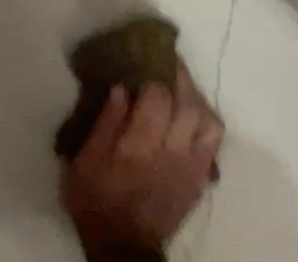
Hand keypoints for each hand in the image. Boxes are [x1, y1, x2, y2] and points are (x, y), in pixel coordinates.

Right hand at [61, 66, 223, 256]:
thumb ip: (105, 123)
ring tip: (181, 85)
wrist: (122, 245)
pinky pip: (213, 143)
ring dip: (197, 98)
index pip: (159, 98)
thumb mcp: (85, 160)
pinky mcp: (199, 179)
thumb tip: (120, 88)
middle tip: (167, 60)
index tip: (147, 54)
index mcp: (139, 146)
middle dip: (180, 77)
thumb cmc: (94, 198)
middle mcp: (172, 153)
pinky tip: (190, 114)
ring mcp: (191, 167)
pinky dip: (205, 121)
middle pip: (190, 104)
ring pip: (209, 122)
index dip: (155, 72)